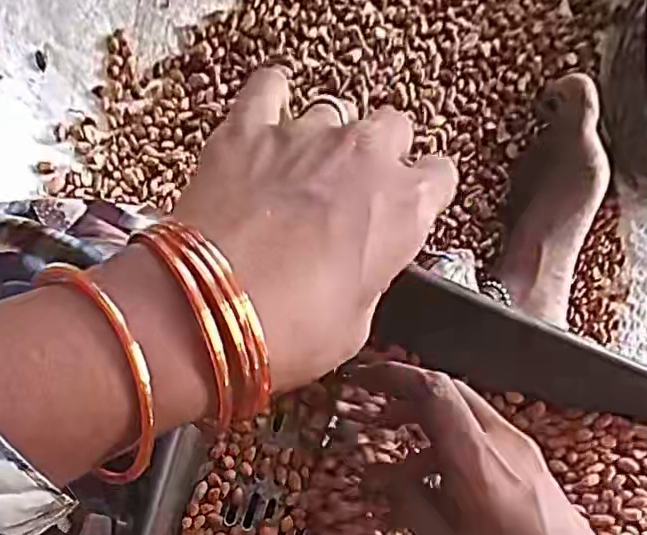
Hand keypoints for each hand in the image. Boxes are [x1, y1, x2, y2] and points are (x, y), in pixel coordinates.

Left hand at [174, 70, 457, 394]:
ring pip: (334, 113)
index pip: (438, 179)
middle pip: (393, 130)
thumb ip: (368, 284)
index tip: (399, 218)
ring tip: (299, 182)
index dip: (418, 199)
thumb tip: (357, 275)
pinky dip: (271, 104)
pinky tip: (265, 127)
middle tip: (349, 201)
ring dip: (324, 142)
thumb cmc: (286, 333)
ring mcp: (306, 136)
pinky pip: (269, 89)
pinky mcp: (248, 130)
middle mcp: (364, 157)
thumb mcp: (352, 330)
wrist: (208, 316)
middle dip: (378, 160)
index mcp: (403, 209)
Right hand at [348, 359, 621, 534]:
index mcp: (477, 461)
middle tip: (373, 413)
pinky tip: (429, 475)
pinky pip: (480, 434)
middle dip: (405, 395)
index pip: (434, 392)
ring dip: (424, 422)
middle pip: (449, 391)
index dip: (394, 376)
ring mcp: (520, 449)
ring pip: (464, 412)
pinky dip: (447, 441)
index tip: (363, 377)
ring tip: (393, 456)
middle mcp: (502, 442)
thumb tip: (386, 480)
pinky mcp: (527, 461)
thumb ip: (410, 503)